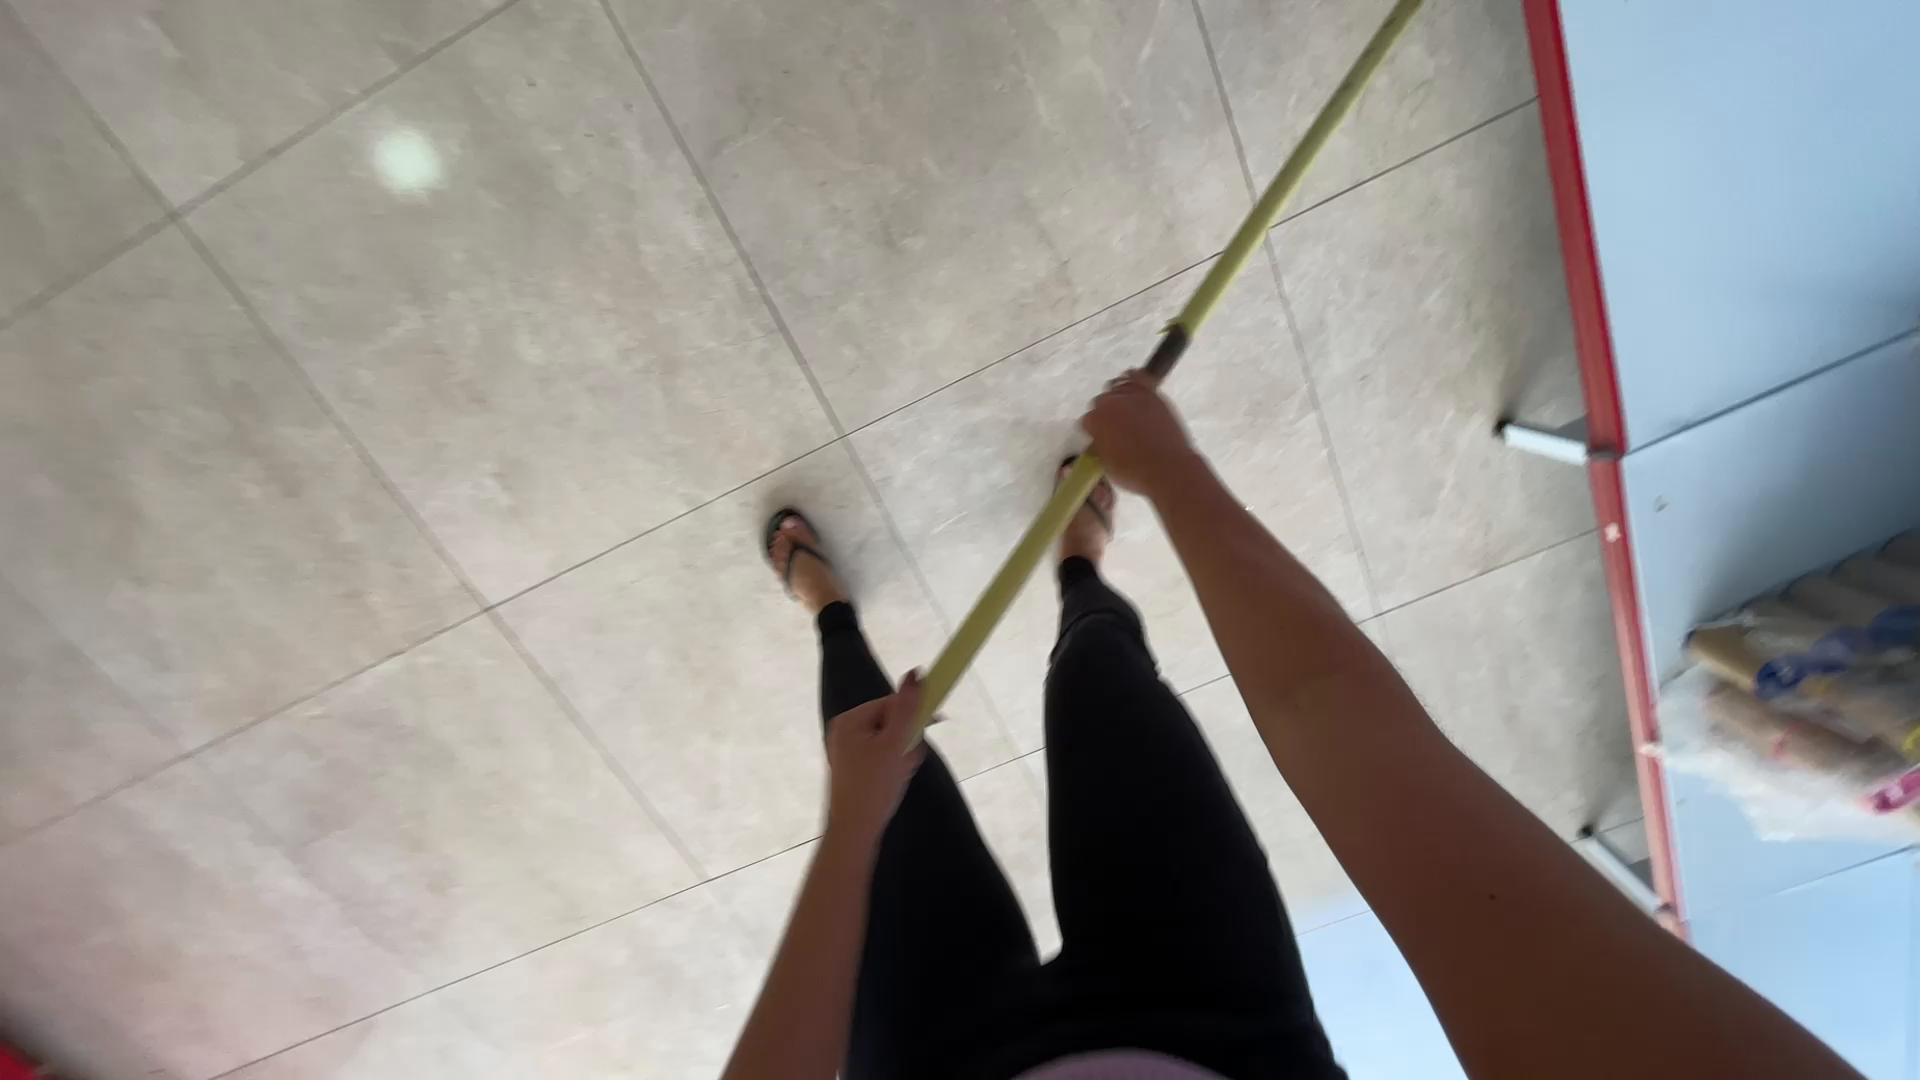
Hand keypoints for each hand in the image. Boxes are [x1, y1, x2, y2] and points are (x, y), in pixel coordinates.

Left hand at [824, 671, 927, 842]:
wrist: (854, 834)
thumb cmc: (874, 788)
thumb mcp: (895, 745)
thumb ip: (907, 708)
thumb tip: (916, 671)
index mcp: (850, 720)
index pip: (891, 702)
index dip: (913, 714)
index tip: (934, 724)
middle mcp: (845, 730)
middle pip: (891, 721)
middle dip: (907, 739)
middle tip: (906, 760)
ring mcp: (848, 750)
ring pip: (890, 740)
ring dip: (903, 754)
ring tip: (899, 774)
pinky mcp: (854, 768)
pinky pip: (882, 755)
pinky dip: (894, 765)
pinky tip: (894, 781)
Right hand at [1079, 370, 1199, 495]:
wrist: (1168, 468)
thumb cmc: (1134, 472)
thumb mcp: (1106, 464)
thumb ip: (1099, 446)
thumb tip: (1100, 441)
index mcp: (1094, 420)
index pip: (1087, 420)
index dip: (1094, 431)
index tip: (1101, 439)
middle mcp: (1110, 403)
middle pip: (1101, 401)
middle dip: (1105, 414)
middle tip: (1115, 428)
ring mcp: (1132, 396)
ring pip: (1117, 386)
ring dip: (1118, 396)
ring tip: (1125, 409)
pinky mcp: (1152, 393)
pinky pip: (1138, 376)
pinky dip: (1134, 379)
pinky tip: (1133, 386)